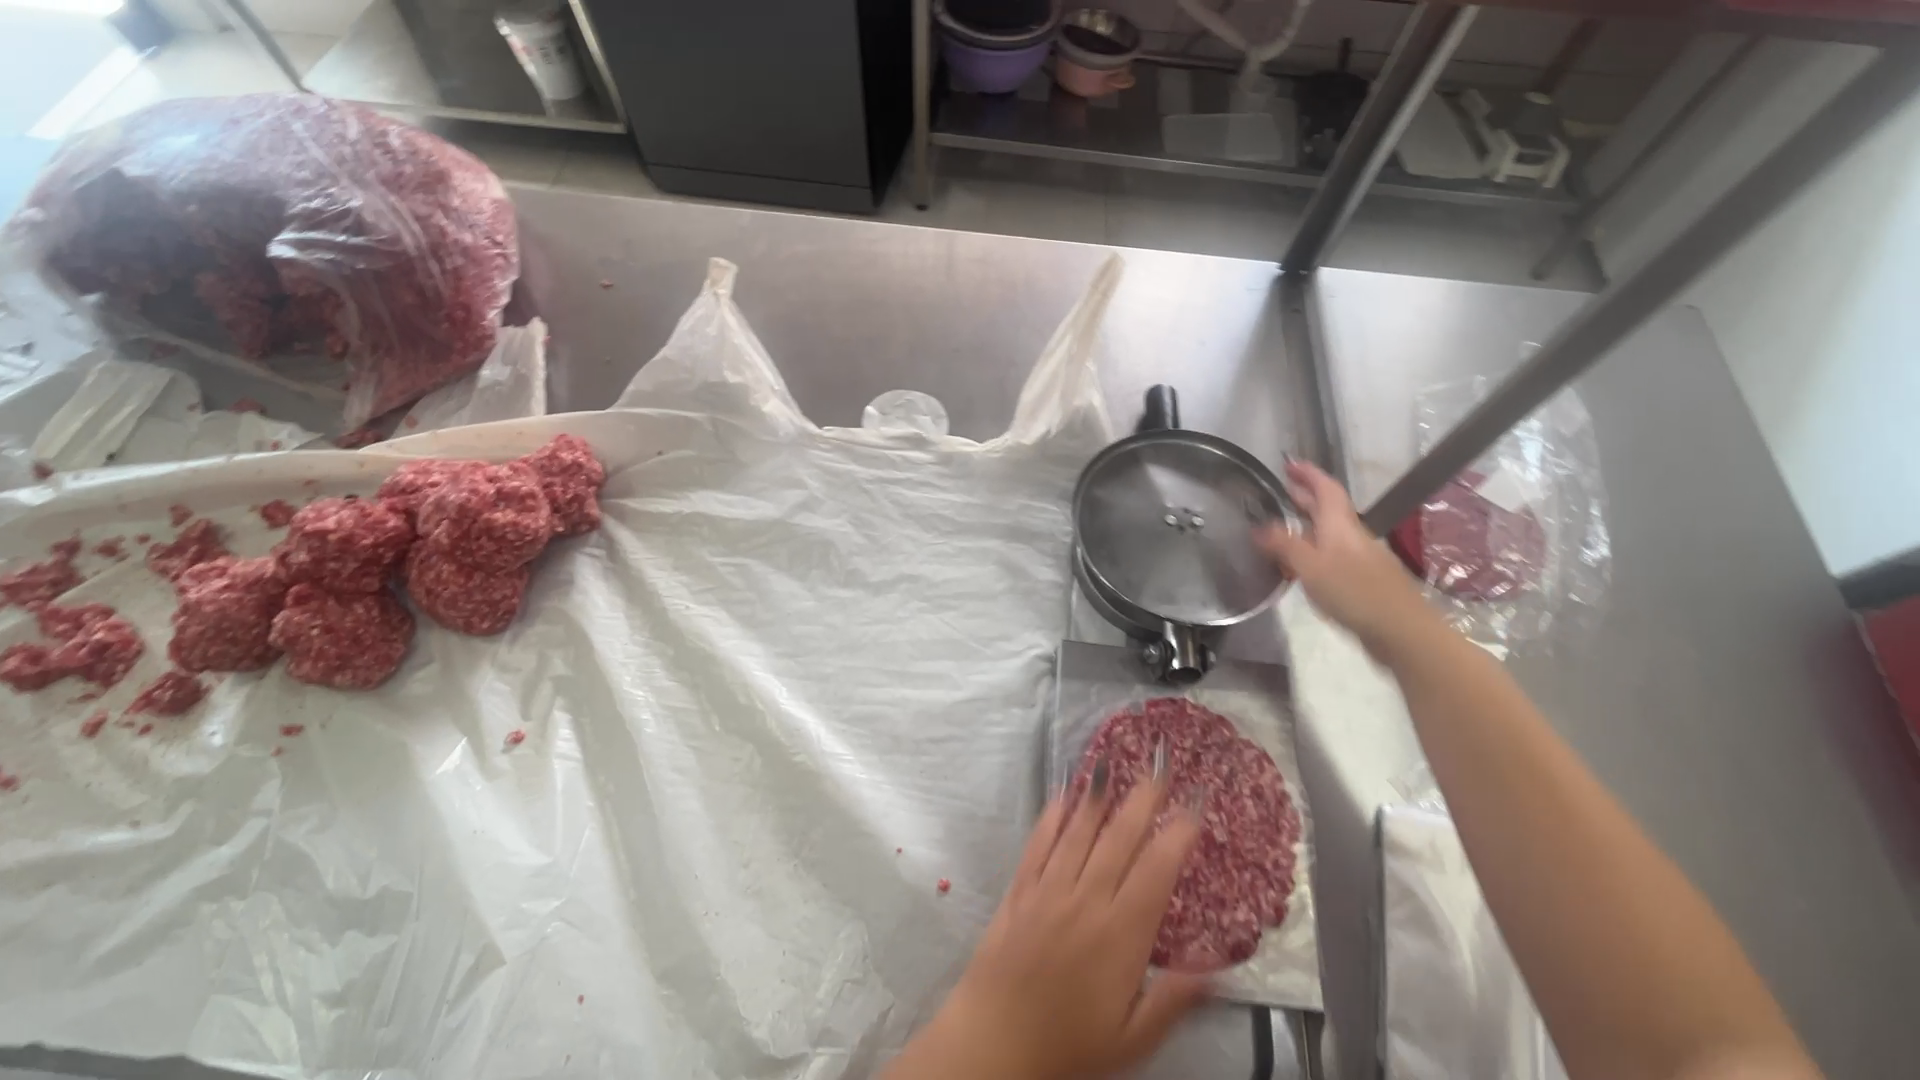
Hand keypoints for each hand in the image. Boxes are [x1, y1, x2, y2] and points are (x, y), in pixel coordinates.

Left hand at [885, 777, 1207, 1079]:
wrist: (993, 1045)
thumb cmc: (1069, 1046)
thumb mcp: (1133, 1036)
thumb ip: (1176, 996)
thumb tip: (1220, 963)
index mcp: (1121, 933)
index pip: (1157, 870)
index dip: (1179, 833)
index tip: (1196, 801)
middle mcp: (1086, 900)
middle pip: (1120, 839)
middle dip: (1142, 799)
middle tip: (1159, 765)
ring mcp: (1047, 891)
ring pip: (1078, 833)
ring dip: (1098, 796)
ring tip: (1113, 763)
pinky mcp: (1018, 892)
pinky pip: (1038, 845)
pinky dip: (1051, 817)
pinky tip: (1061, 795)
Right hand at [1257, 458, 1429, 654]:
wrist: (1401, 629)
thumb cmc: (1354, 592)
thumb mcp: (1310, 567)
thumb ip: (1284, 546)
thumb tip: (1258, 527)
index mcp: (1340, 525)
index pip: (1325, 488)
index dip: (1308, 474)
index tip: (1289, 463)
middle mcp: (1352, 536)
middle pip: (1328, 509)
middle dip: (1306, 497)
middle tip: (1283, 491)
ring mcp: (1359, 559)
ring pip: (1329, 533)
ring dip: (1308, 526)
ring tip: (1283, 529)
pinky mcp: (1362, 581)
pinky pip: (1332, 556)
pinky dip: (1313, 551)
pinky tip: (1301, 567)